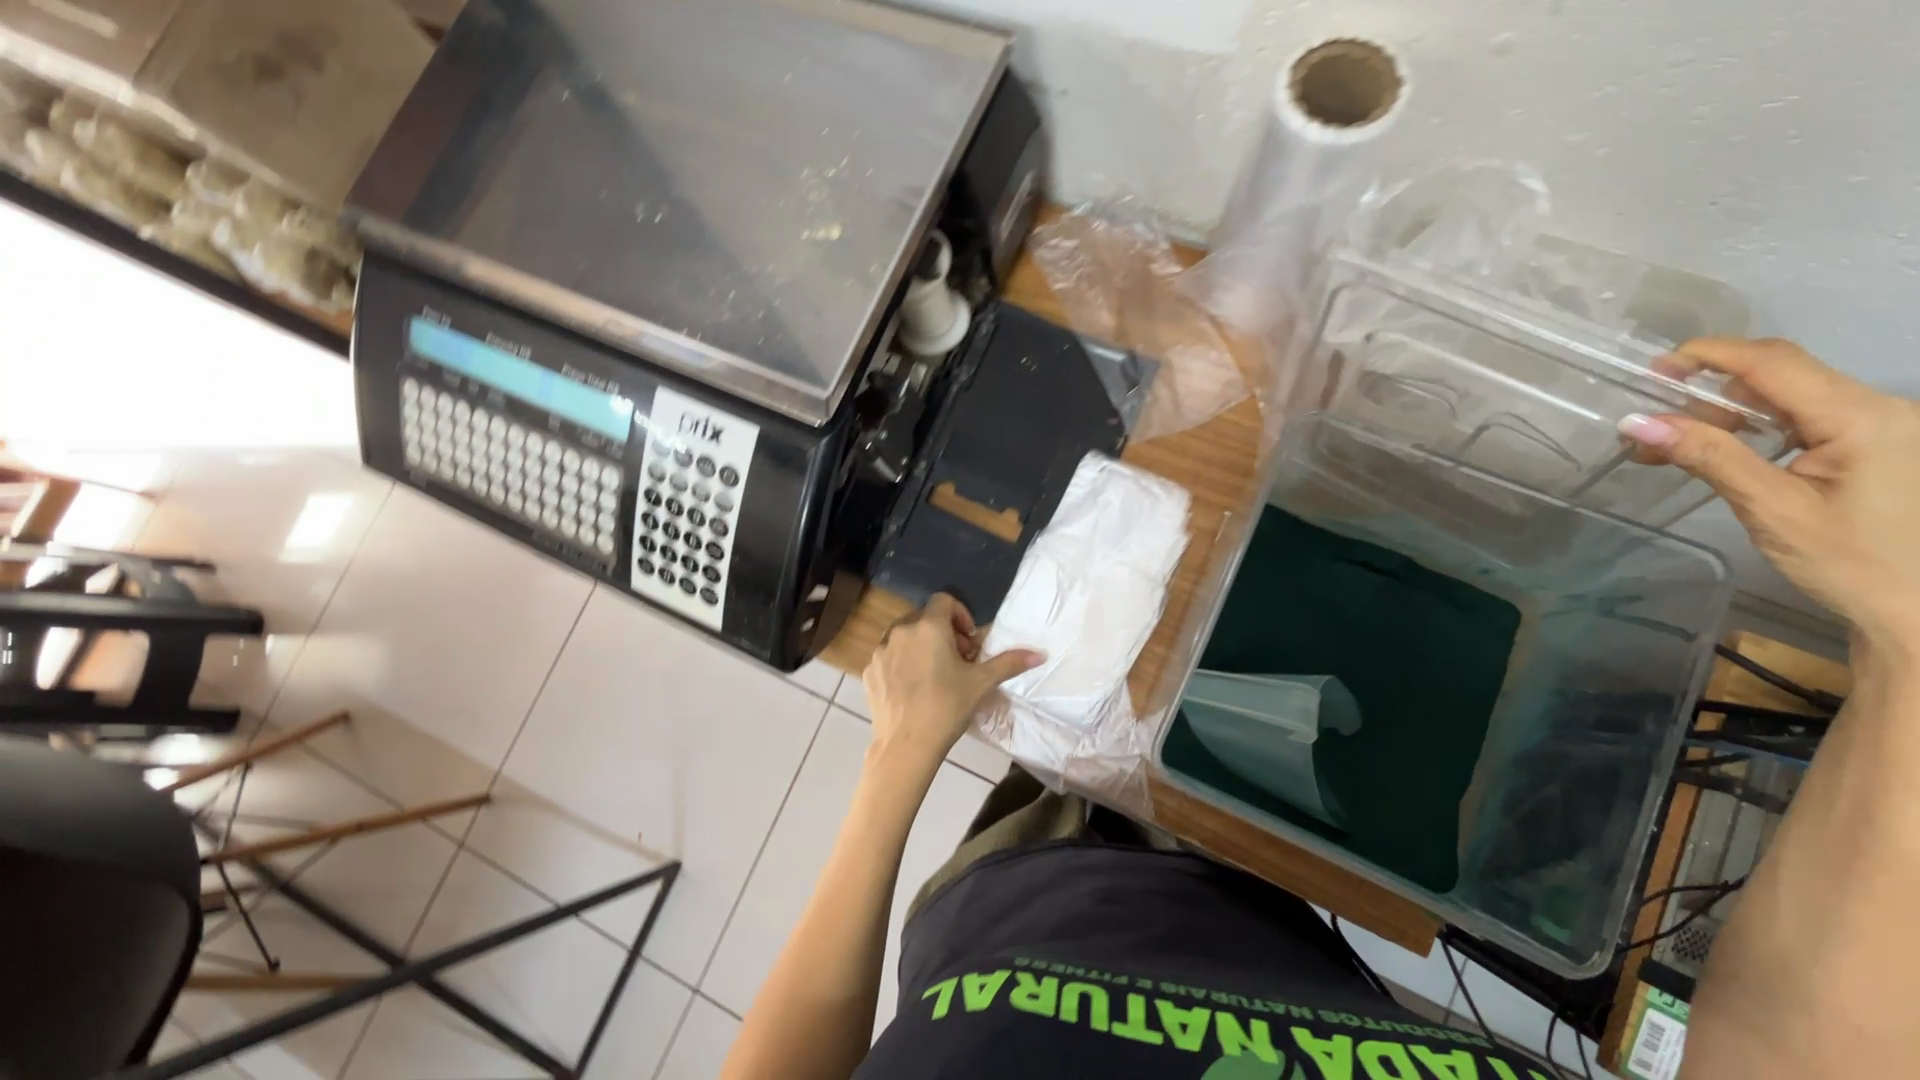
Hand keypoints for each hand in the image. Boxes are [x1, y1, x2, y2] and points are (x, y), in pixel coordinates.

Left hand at [861, 594, 1043, 774]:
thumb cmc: (947, 707)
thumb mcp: (981, 683)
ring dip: (922, 647)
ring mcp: (881, 651)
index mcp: (929, 627)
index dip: (960, 616)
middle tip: (957, 661)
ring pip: (905, 637)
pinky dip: (903, 664)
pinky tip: (913, 689)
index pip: (944, 601)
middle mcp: (901, 631)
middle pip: (925, 619)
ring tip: (935, 675)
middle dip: (943, 633)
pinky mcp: (869, 671)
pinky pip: (889, 657)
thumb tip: (1040, 654)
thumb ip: (1010, 663)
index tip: (968, 641)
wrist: (907, 745)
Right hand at [1617, 337, 1919, 646]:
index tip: (1653, 369)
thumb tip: (1638, 423)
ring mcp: (1879, 425)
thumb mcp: (1770, 508)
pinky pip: (1803, 418)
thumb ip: (1708, 456)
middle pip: (1780, 374)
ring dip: (1725, 412)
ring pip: (1787, 396)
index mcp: (1861, 416)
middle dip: (1710, 388)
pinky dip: (1753, 427)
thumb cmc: (1849, 561)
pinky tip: (1720, 450)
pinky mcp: (1873, 444)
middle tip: (1652, 415)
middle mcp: (1877, 407)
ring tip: (1671, 443)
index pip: (1773, 363)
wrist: (1917, 610)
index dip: (1710, 355)